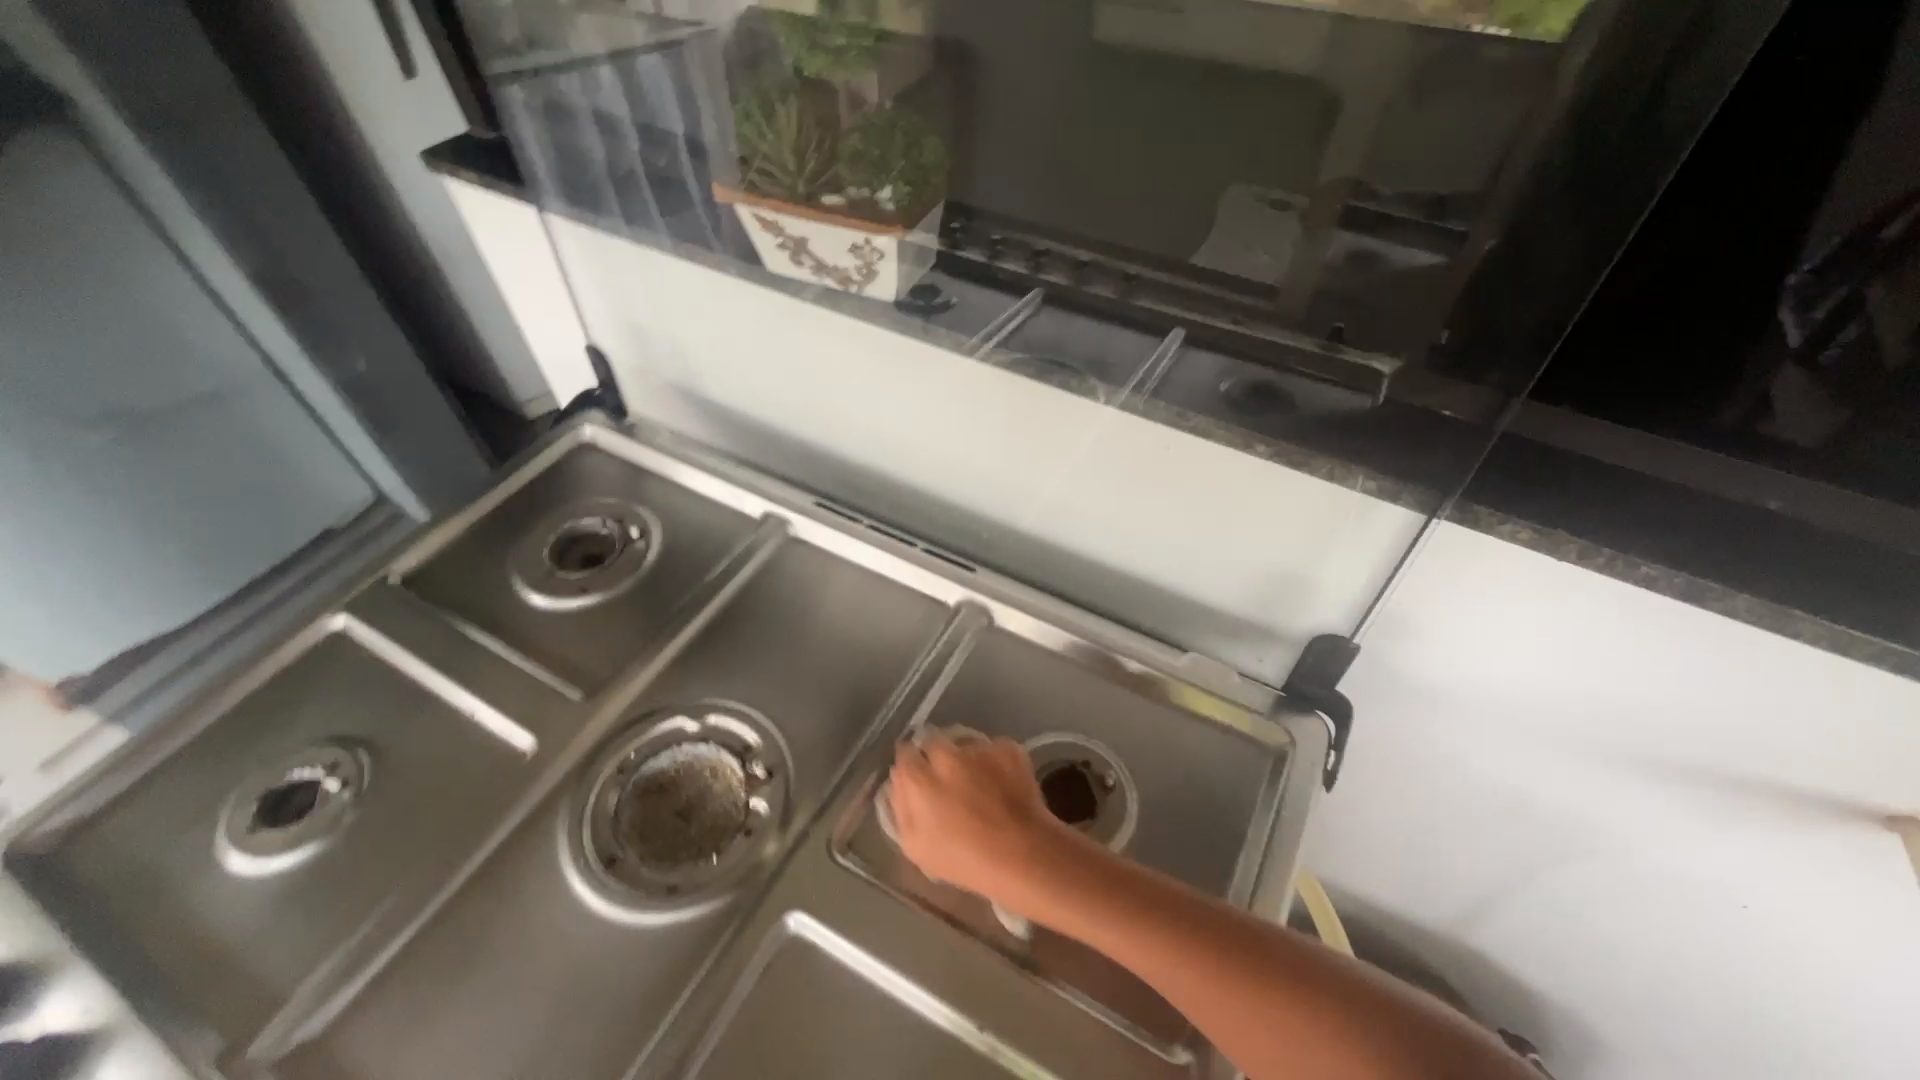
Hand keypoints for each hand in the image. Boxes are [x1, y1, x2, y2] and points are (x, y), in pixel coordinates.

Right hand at [887, 733, 1067, 905]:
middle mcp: (946, 754)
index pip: (904, 753)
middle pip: (933, 742)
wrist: (1022, 855)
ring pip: (965, 745)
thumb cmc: (963, 859)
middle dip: (936, 757)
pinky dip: (995, 762)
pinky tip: (1003, 783)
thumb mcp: (914, 845)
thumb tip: (900, 782)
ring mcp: (980, 749)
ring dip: (967, 759)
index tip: (919, 779)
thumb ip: (901, 806)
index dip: (911, 765)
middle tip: (948, 783)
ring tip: (980, 784)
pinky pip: (994, 750)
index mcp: (918, 778)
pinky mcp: (1009, 749)